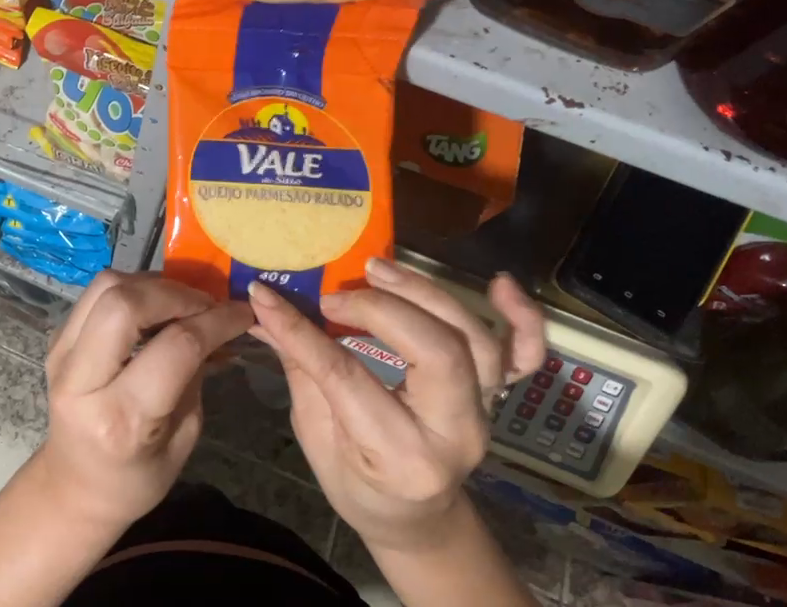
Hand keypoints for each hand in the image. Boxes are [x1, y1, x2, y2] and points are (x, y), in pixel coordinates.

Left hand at [35, 272, 253, 529]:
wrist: (74, 484)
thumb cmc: (137, 475)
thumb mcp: (183, 438)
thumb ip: (196, 376)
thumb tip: (218, 323)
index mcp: (119, 418)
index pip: (173, 348)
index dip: (215, 323)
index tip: (241, 313)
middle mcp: (81, 380)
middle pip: (124, 302)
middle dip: (175, 292)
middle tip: (207, 303)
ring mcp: (60, 354)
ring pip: (105, 287)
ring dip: (151, 283)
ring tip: (182, 301)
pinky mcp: (56, 339)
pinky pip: (95, 295)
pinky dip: (131, 290)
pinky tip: (156, 307)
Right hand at [248, 259, 546, 555]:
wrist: (415, 517)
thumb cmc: (356, 483)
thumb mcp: (314, 436)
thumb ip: (299, 368)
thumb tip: (261, 309)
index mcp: (400, 457)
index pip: (347, 378)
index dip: (301, 332)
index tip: (265, 296)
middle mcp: (455, 433)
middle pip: (435, 353)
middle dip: (380, 309)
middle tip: (332, 295)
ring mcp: (484, 413)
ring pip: (473, 341)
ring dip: (426, 294)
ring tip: (376, 269)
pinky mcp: (495, 397)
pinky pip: (525, 356)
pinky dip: (523, 319)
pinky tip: (499, 282)